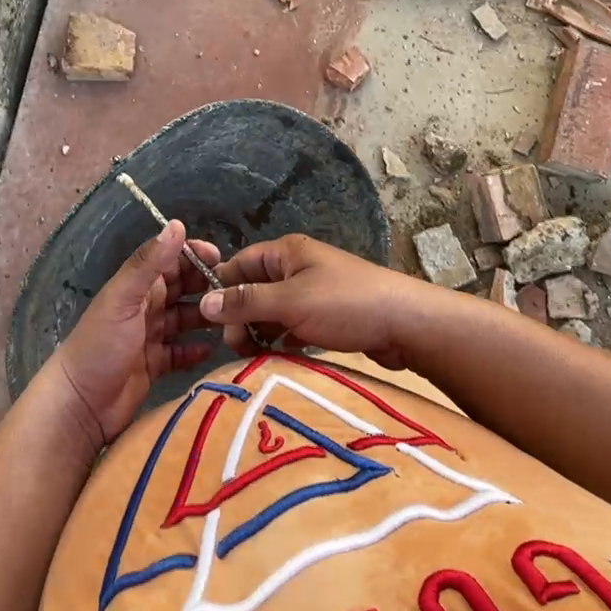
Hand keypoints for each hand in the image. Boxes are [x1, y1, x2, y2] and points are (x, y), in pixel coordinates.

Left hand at [48, 221, 219, 447]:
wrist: (80, 404)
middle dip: (207, 286)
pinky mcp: (155, 365)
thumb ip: (149, 263)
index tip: (223, 260)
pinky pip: (181, 352)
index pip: (171, 260)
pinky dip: (196, 350)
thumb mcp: (123, 298)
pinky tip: (214, 350)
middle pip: (182, 288)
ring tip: (233, 320)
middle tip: (237, 293)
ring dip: (206, 317)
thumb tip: (177, 224)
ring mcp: (150, 336)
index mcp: (137, 286)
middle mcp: (145, 306)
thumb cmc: (100, 344)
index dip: (195, 257)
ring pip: (185, 319)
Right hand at [198, 234, 440, 367]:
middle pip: (255, 290)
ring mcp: (314, 294)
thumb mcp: (290, 302)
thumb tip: (203, 303)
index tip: (206, 320)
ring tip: (254, 357)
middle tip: (237, 347)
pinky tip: (279, 357)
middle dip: (241, 317)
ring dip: (260, 332)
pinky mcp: (327, 318)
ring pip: (273, 312)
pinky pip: (293, 327)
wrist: (406, 325)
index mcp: (287, 253)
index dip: (221, 288)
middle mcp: (298, 268)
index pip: (240, 264)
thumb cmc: (346, 304)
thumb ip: (246, 302)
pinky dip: (283, 341)